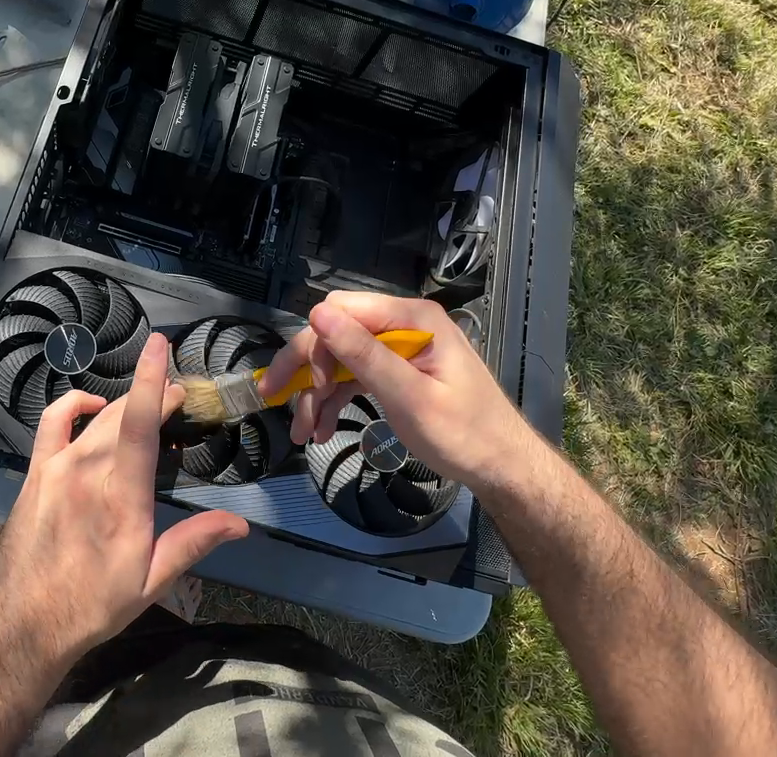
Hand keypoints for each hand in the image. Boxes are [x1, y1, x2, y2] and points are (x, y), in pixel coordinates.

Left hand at [0, 333, 247, 665]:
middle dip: (154, 395)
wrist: (23, 623)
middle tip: (178, 397)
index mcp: (122, 497)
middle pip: (123, 413)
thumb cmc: (93, 604)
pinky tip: (93, 406)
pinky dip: (75, 403)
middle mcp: (88, 471)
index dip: (152, 381)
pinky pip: (53, 421)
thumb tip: (241, 524)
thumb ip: (193, 543)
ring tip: (146, 402)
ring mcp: (56, 467)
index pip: (140, 424)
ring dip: (124, 402)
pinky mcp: (35, 471)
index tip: (162, 347)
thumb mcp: (151, 582)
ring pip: (97, 417)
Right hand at [262, 292, 536, 486]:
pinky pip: (353, 376)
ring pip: (338, 358)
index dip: (316, 342)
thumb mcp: (410, 397)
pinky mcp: (395, 370)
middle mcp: (401, 324)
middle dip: (304, 368)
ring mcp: (397, 348)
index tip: (308, 385)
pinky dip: (335, 401)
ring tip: (303, 433)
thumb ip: (363, 354)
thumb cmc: (465, 434)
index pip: (342, 310)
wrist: (502, 467)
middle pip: (334, 333)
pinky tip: (322, 429)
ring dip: (316, 393)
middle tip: (274, 398)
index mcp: (411, 318)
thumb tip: (316, 313)